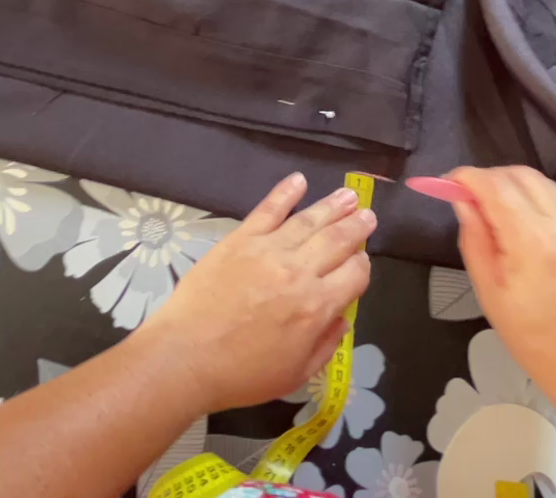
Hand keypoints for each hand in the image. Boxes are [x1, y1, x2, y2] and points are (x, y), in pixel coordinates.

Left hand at [132, 172, 374, 413]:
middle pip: (336, 240)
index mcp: (316, 307)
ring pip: (308, 220)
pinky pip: (268, 209)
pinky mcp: (240, 238)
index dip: (362, 265)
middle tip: (368, 214)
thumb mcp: (296, 374)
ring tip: (348, 194)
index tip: (362, 259)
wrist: (187, 356)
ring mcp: (268, 250)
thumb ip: (326, 344)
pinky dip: (285, 192)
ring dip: (332, 205)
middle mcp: (298, 271)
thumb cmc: (242, 374)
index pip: (354, 274)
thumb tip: (342, 317)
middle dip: (356, 227)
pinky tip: (298, 180)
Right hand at [449, 166, 555, 406]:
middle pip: (522, 175)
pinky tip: (522, 223)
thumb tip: (462, 202)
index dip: (466, 177)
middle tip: (468, 197)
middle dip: (489, 176)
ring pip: (545, 184)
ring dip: (514, 184)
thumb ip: (475, 240)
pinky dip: (536, 199)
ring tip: (493, 207)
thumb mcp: (490, 294)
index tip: (446, 184)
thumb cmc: (534, 343)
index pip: (495, 186)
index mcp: (533, 243)